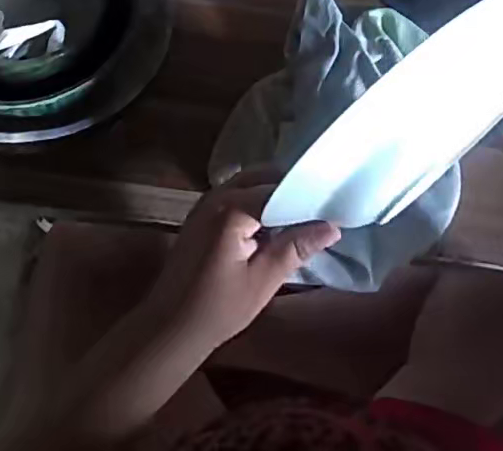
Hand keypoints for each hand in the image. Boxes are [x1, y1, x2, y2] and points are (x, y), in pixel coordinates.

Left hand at [136, 169, 339, 354]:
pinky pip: (235, 193)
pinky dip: (256, 199)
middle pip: (261, 177)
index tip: (330, 203)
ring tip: (301, 214)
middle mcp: (216, 195)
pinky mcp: (202, 212)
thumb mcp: (263, 280)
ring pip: (247, 182)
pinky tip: (272, 222)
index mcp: (231, 209)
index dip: (304, 195)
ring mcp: (206, 201)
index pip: (277, 188)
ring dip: (272, 192)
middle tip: (319, 206)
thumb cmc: (218, 308)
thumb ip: (296, 247)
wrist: (171, 325)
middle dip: (290, 188)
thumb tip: (332, 226)